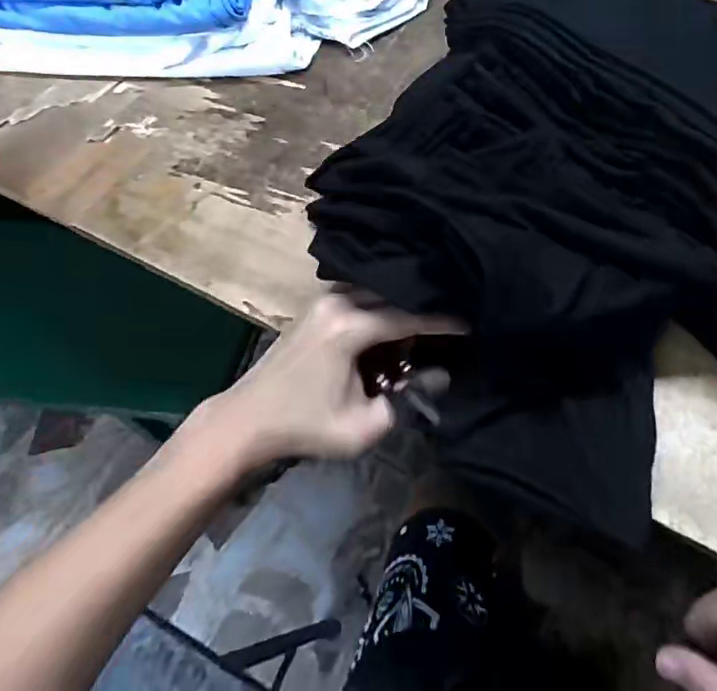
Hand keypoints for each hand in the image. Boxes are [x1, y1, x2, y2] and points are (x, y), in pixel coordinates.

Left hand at [187, 292, 458, 470]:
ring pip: (374, 289)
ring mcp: (323, 299)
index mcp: (350, 327)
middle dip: (422, 306)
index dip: (442, 321)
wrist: (247, 419)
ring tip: (425, 317)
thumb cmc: (305, 426)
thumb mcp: (361, 427)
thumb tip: (440, 375)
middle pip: (392, 295)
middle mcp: (338, 302)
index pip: (408, 316)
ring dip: (399, 301)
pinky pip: (357, 292)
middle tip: (450, 319)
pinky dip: (379, 300)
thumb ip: (407, 401)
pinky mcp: (315, 305)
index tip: (470, 323)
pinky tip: (392, 316)